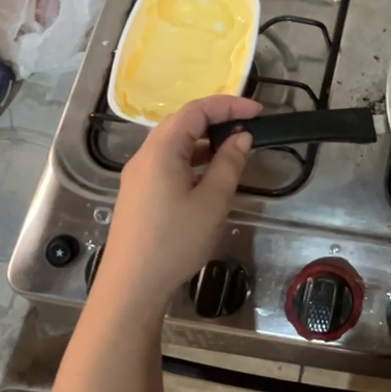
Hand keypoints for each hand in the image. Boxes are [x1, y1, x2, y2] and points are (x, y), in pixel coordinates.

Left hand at [95, 95, 260, 309]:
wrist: (132, 286)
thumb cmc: (175, 240)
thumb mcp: (212, 201)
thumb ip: (229, 164)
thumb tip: (241, 137)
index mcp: (162, 150)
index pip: (196, 111)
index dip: (228, 105)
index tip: (258, 112)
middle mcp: (145, 156)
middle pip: (181, 122)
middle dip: (216, 119)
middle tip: (248, 126)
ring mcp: (138, 176)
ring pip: (174, 144)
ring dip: (204, 140)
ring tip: (234, 149)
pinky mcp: (138, 194)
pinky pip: (167, 163)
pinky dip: (192, 158)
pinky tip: (209, 175)